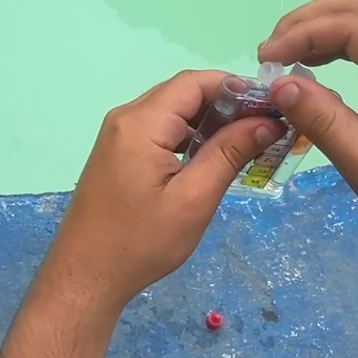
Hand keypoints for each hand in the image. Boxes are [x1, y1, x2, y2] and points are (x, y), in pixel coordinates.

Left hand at [42, 71, 279, 311]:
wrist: (85, 274)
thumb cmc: (140, 242)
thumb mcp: (193, 200)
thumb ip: (228, 154)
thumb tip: (266, 123)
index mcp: (140, 123)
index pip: (194, 82)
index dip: (236, 87)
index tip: (271, 106)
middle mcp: (125, 119)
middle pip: (182, 93)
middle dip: (226, 104)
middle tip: (266, 126)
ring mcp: (117, 136)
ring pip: (171, 112)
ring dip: (208, 121)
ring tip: (247, 142)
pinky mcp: (117, 153)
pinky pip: (158, 130)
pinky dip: (188, 136)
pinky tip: (212, 157)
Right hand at [257, 0, 357, 264]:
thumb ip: (327, 126)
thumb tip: (280, 84)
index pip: (350, 25)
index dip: (300, 34)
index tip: (264, 63)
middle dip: (304, 22)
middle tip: (268, 56)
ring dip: (322, 25)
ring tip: (285, 57)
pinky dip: (343, 37)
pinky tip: (319, 61)